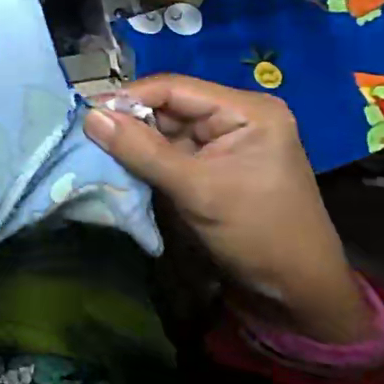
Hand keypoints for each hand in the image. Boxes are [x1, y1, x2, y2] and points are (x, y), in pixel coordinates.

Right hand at [84, 74, 372, 343]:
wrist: (297, 295)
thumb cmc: (258, 234)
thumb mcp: (197, 190)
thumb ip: (142, 151)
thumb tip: (90, 117)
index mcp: (247, 110)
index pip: (174, 88)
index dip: (129, 97)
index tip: (86, 113)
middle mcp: (234, 116)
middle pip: (167, 106)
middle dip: (128, 121)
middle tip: (86, 135)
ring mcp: (222, 142)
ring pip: (163, 130)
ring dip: (132, 141)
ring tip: (95, 149)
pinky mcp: (211, 166)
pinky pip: (168, 152)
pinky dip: (144, 159)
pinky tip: (118, 165)